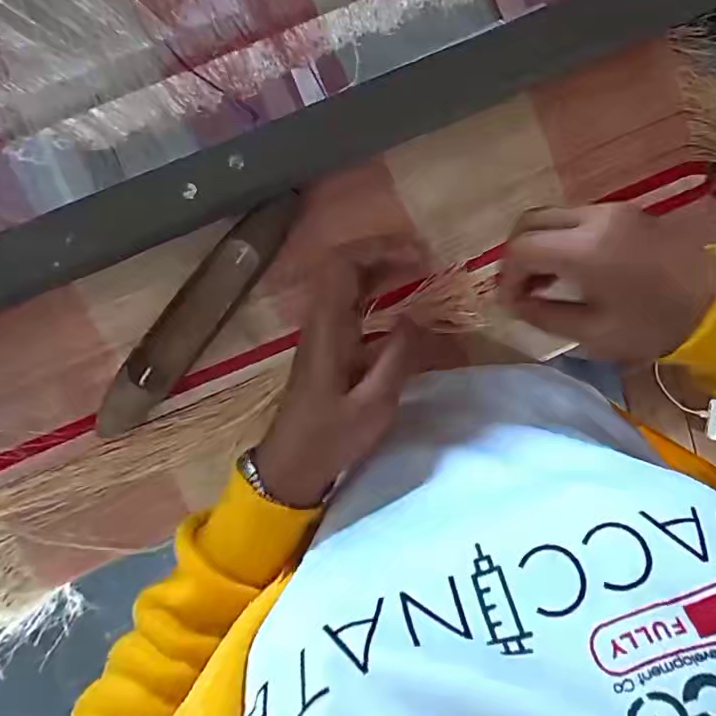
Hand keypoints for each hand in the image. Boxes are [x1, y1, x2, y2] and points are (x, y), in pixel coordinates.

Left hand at [253, 237, 427, 508]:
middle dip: (384, 253)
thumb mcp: (374, 405)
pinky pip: (349, 303)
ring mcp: (320, 332)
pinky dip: (375, 292)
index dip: (380, 250)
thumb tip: (417, 317)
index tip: (418, 255)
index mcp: (327, 328)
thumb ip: (398, 359)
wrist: (290, 465)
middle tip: (425, 259)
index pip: (343, 265)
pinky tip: (400, 303)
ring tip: (418, 272)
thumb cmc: (329, 438)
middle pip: (344, 266)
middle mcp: (319, 321)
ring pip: (346, 283)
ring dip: (381, 270)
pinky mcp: (326, 345)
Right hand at [501, 204, 715, 361]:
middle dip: (516, 254)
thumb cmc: (653, 325)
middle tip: (520, 287)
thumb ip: (544, 316)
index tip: (510, 302)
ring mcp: (612, 211)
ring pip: (554, 216)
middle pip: (531, 221)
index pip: (522, 248)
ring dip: (540, 244)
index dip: (507, 276)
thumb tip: (514, 303)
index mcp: (584, 250)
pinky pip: (578, 219)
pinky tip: (572, 268)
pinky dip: (562, 239)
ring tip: (545, 280)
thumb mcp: (592, 333)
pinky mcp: (626, 212)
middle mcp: (594, 219)